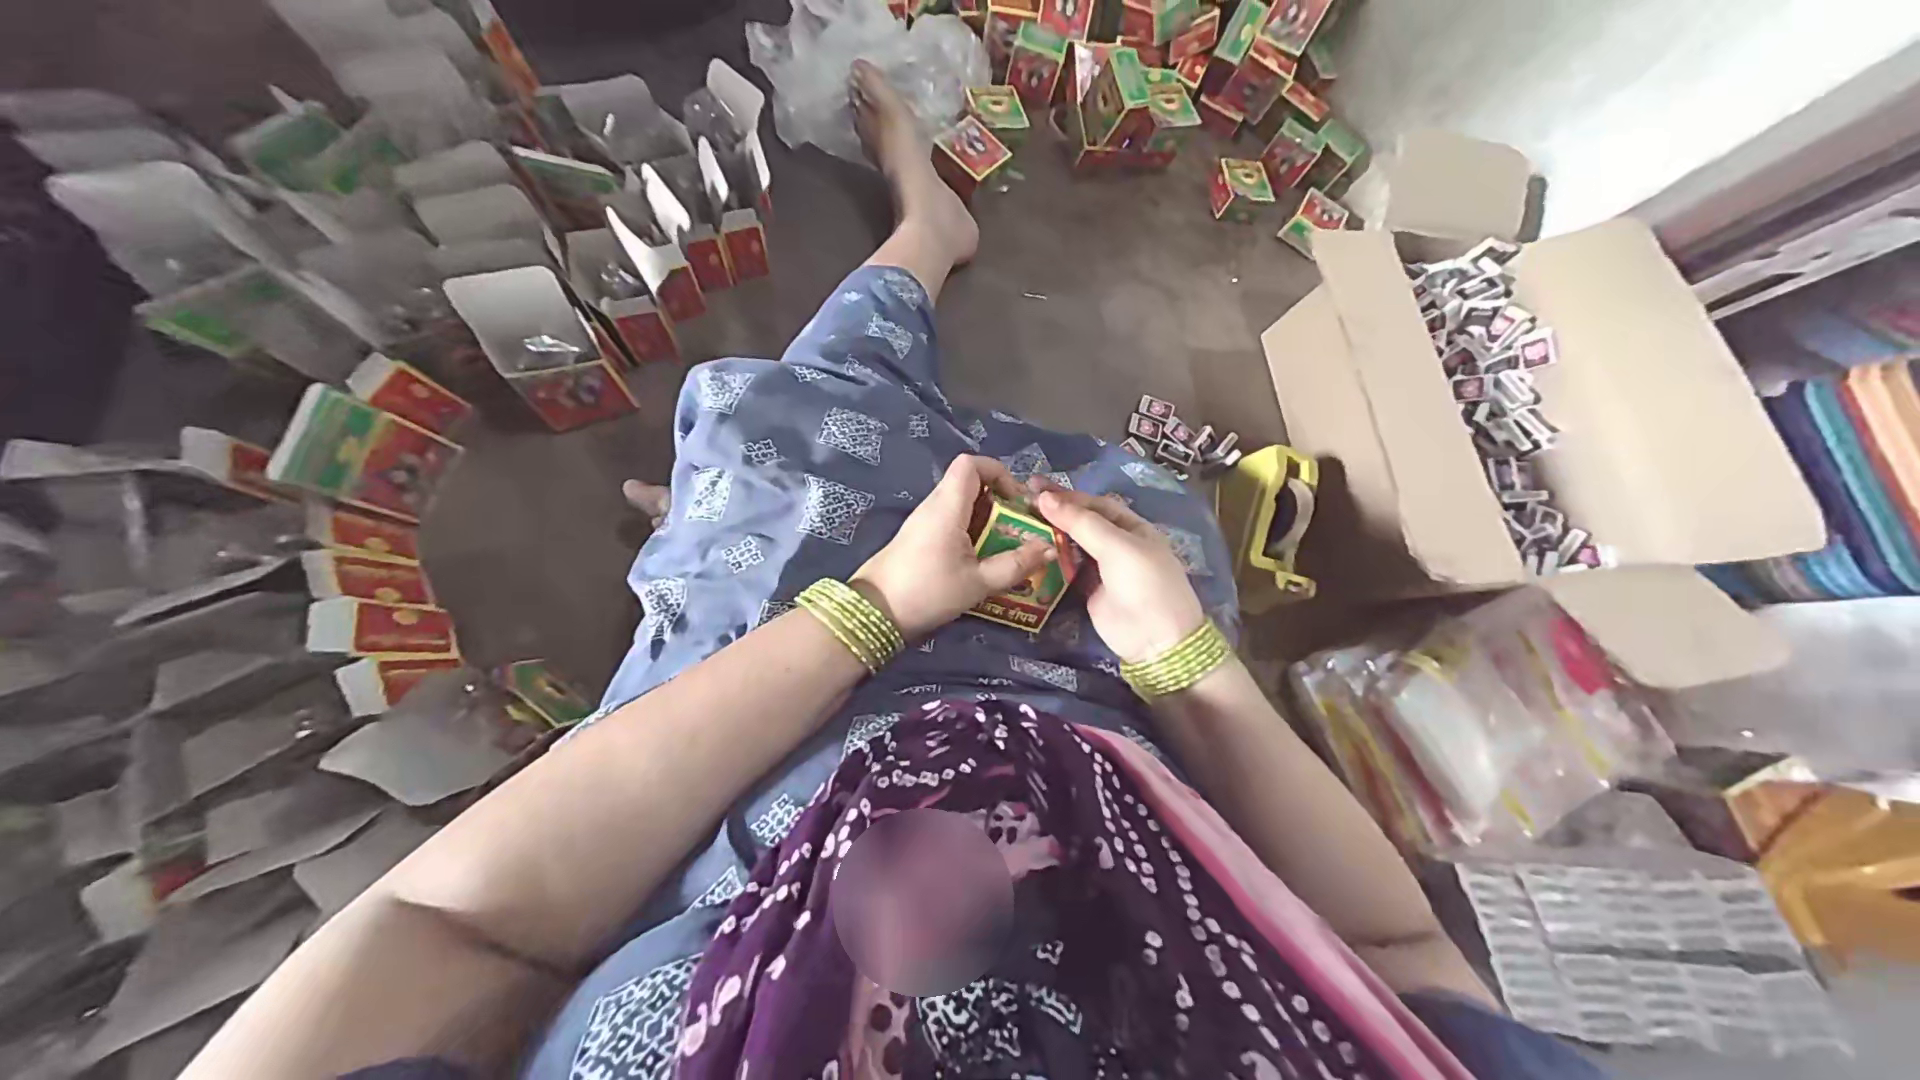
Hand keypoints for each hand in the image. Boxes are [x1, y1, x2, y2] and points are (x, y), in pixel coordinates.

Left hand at [853, 455, 1055, 638]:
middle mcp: (934, 506)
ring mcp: (923, 521)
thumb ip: (1016, 564)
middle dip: (999, 498)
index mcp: (947, 507)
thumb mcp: (978, 583)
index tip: (1017, 500)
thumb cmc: (927, 592)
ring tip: (1005, 543)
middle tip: (1018, 526)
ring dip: (986, 516)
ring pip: (960, 502)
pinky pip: (950, 519)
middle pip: (968, 482)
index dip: (998, 472)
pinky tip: (981, 557)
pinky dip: (970, 528)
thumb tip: (1050, 549)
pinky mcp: (918, 537)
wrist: (876, 612)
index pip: (971, 464)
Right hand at [1028, 481, 1204, 663]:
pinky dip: (1050, 558)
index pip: (1095, 504)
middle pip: (1082, 521)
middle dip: (1055, 511)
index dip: (1067, 495)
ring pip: (1072, 543)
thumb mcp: (1117, 546)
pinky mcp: (1088, 588)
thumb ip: (1081, 522)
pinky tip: (1030, 549)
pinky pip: (1067, 567)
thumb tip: (1044, 498)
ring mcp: (1102, 567)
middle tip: (1021, 501)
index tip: (1035, 488)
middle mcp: (1117, 543)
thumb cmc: (1143, 584)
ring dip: (1050, 533)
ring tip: (1020, 522)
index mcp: (1132, 527)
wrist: (1155, 640)